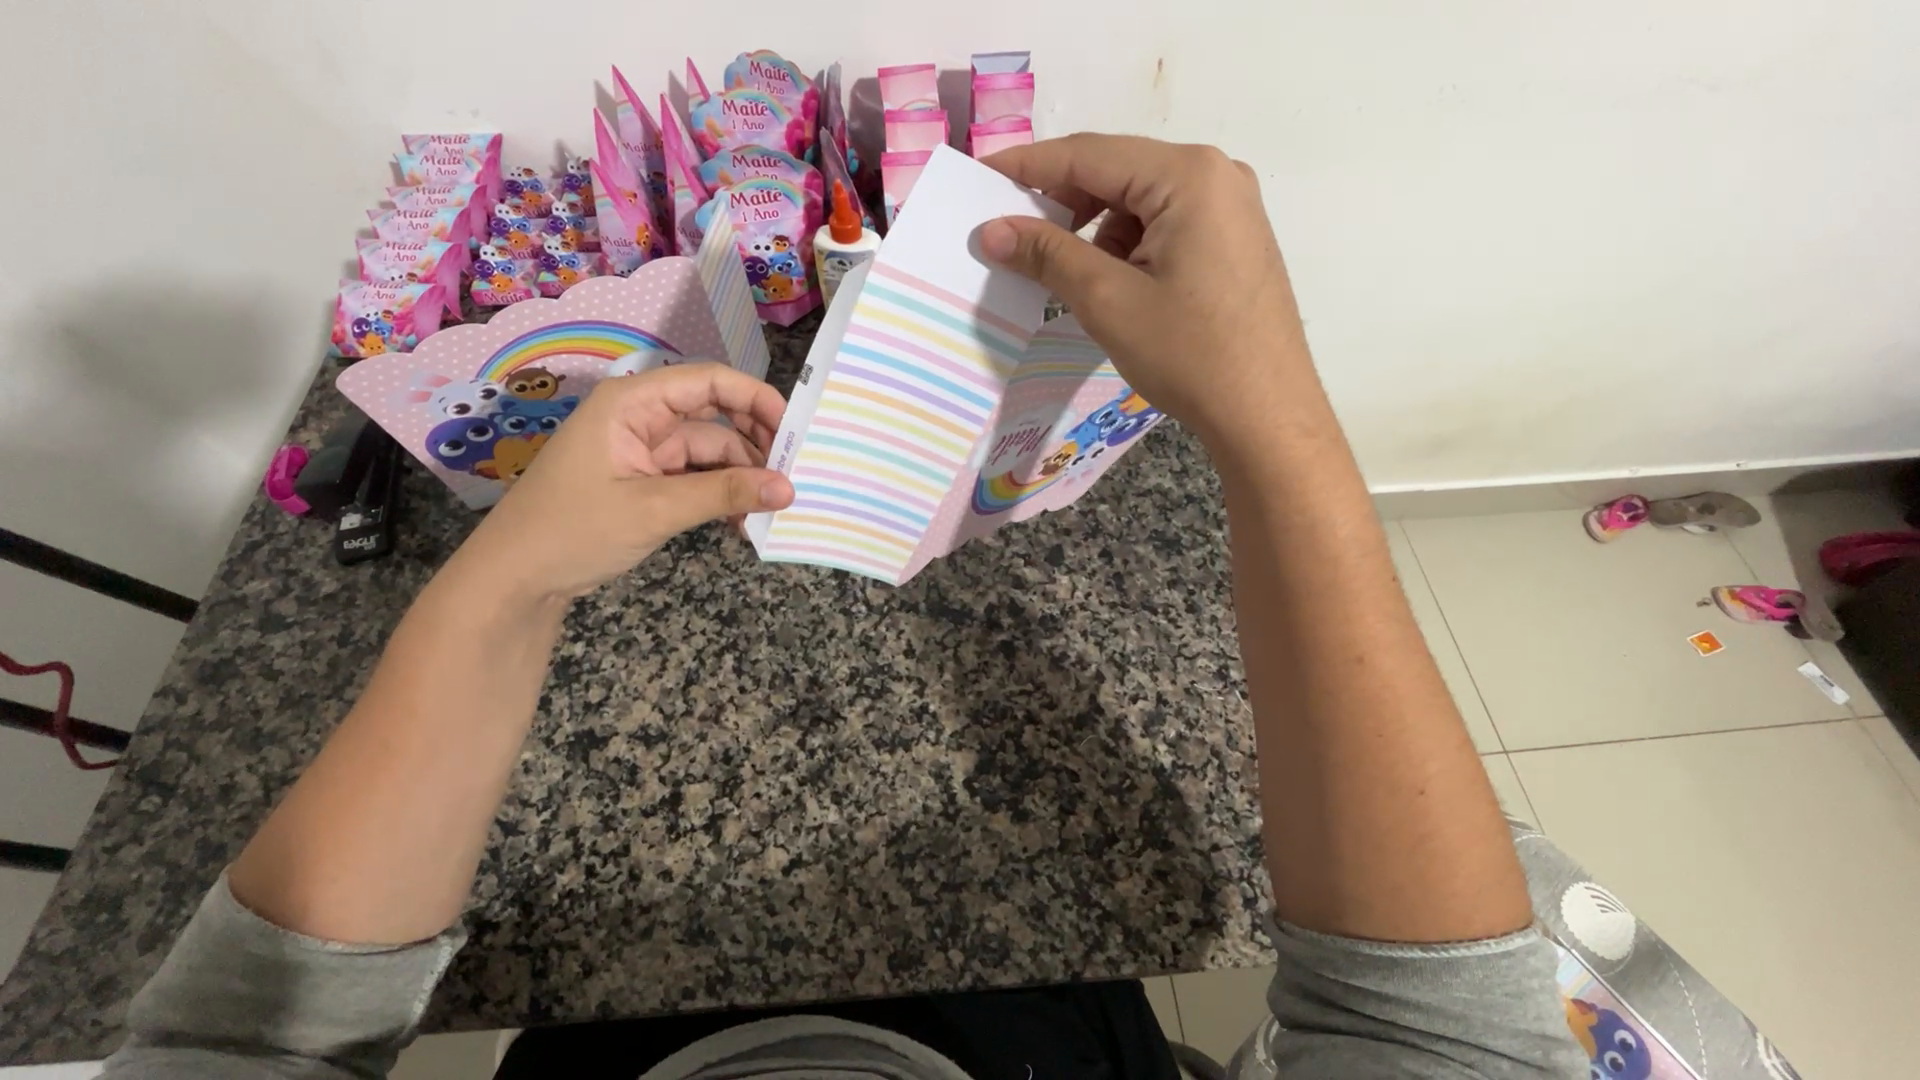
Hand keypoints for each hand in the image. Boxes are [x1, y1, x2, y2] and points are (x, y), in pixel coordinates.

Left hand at [453, 363, 794, 601]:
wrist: (515, 580)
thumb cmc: (573, 531)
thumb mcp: (654, 510)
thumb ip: (724, 494)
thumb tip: (789, 489)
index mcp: (633, 403)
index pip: (710, 382)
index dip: (757, 399)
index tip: (796, 432)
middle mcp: (642, 418)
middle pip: (716, 417)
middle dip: (755, 446)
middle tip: (792, 478)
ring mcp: (645, 451)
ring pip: (711, 453)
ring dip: (741, 480)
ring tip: (768, 513)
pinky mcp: (647, 482)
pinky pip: (697, 479)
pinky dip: (721, 496)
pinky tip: (743, 522)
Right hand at [981, 135, 1308, 453]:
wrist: (1266, 412)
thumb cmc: (1188, 355)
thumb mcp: (1108, 301)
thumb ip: (1048, 255)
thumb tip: (992, 230)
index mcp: (1188, 175)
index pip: (1089, 154)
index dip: (1028, 167)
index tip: (979, 180)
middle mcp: (1216, 174)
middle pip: (1117, 172)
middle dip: (1061, 202)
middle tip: (1011, 233)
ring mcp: (1231, 207)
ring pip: (1140, 201)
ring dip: (1094, 229)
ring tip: (1062, 270)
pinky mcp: (1234, 240)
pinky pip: (1166, 224)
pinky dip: (1127, 245)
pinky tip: (1109, 283)